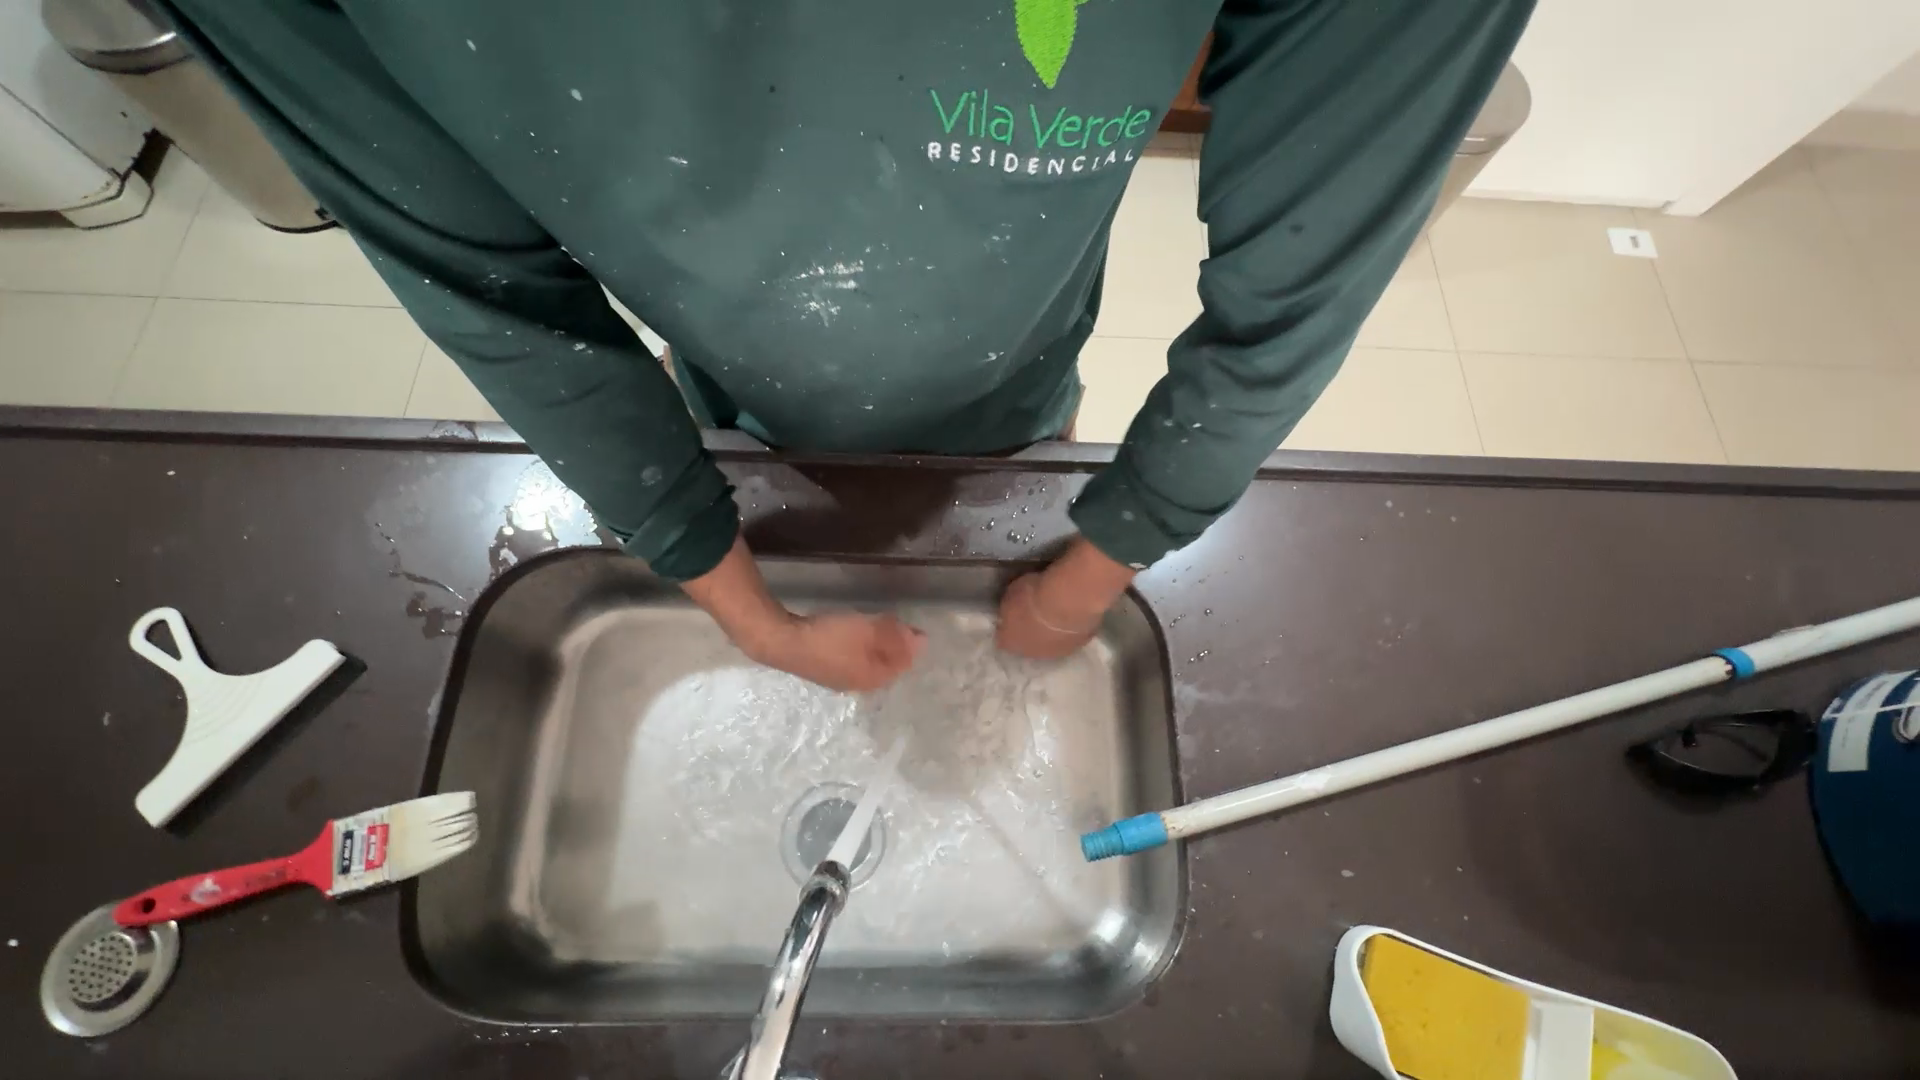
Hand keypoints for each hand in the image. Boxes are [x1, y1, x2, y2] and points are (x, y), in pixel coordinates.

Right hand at [746, 612, 925, 691]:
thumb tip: (922, 642)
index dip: (910, 645)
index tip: (912, 626)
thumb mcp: (870, 632)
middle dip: (895, 648)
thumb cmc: (832, 638)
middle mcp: (858, 686)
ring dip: (876, 647)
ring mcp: (838, 680)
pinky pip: (852, 658)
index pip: (903, 665)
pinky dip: (859, 647)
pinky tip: (853, 635)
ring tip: (878, 628)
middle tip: (897, 625)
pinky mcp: (822, 670)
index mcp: (874, 680)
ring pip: (868, 663)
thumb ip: (896, 637)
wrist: (782, 642)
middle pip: (886, 666)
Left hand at [996, 537, 1137, 659]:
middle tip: (1037, 614)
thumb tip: (1015, 609)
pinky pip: (1074, 634)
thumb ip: (1011, 606)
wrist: (1068, 600)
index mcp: (1010, 642)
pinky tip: (1074, 611)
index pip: (1004, 639)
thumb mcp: (1011, 594)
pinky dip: (1073, 625)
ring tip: (1058, 612)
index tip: (1013, 615)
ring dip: (1054, 632)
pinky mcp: (1082, 643)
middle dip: (1032, 632)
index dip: (1008, 627)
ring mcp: (1059, 651)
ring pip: (1053, 643)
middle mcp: (1033, 654)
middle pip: (1030, 644)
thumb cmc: (1032, 596)